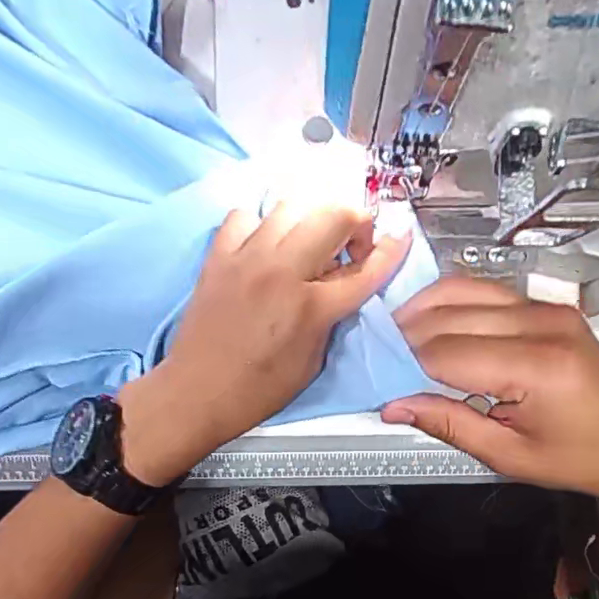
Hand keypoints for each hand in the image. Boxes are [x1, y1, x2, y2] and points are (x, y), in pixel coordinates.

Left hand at [116, 204, 412, 484]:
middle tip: (350, 245)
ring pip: (291, 207)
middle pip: (332, 217)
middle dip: (354, 222)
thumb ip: (331, 319)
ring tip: (309, 244)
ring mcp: (247, 259)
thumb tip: (339, 287)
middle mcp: (282, 273)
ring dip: (311, 220)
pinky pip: (244, 216)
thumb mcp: (313, 362)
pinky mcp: (218, 256)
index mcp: (312, 309)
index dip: (390, 250)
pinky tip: (264, 246)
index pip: (364, 270)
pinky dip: (261, 224)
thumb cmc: (260, 389)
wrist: (198, 392)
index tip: (399, 235)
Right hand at [380, 279, 598, 508]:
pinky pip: (487, 291)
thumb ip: (449, 423)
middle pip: (449, 317)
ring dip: (424, 312)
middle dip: (408, 338)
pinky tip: (432, 322)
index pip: (446, 353)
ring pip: (464, 292)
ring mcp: (548, 309)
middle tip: (379, 361)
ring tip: (397, 339)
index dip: (404, 366)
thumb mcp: (508, 455)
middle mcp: (543, 325)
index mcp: (537, 367)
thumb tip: (394, 404)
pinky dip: (453, 303)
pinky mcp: (549, 306)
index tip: (378, 381)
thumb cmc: (577, 460)